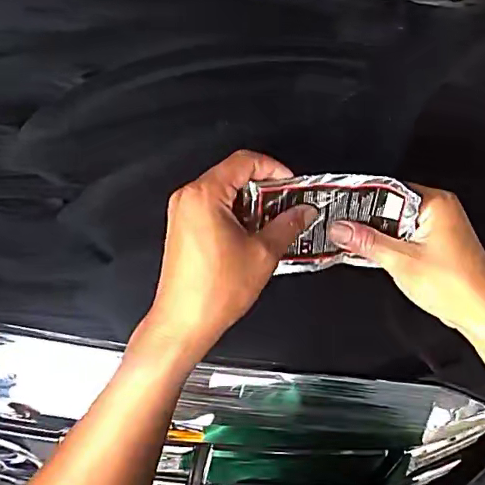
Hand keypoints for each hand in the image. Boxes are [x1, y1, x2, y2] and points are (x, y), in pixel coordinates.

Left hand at [139, 150, 317, 356]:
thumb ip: (287, 225)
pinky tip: (253, 237)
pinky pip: (213, 210)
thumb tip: (302, 212)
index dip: (274, 169)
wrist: (183, 322)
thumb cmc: (210, 293)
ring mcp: (182, 214)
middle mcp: (188, 199)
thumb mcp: (262, 254)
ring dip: (251, 205)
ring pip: (224, 193)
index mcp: (204, 196)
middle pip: (233, 175)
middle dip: (264, 189)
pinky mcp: (182, 230)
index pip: (244, 161)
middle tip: (287, 206)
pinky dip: (235, 216)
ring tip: (273, 225)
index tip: (290, 184)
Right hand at [327, 186, 484, 338]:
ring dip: (378, 236)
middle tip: (342, 230)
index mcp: (436, 203)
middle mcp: (441, 210)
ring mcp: (440, 228)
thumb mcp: (401, 261)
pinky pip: (406, 237)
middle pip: (391, 206)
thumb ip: (367, 242)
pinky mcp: (438, 244)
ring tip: (356, 245)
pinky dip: (391, 246)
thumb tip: (342, 228)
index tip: (338, 210)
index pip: (387, 190)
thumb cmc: (457, 288)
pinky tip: (376, 256)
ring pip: (397, 224)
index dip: (360, 201)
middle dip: (367, 221)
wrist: (482, 314)